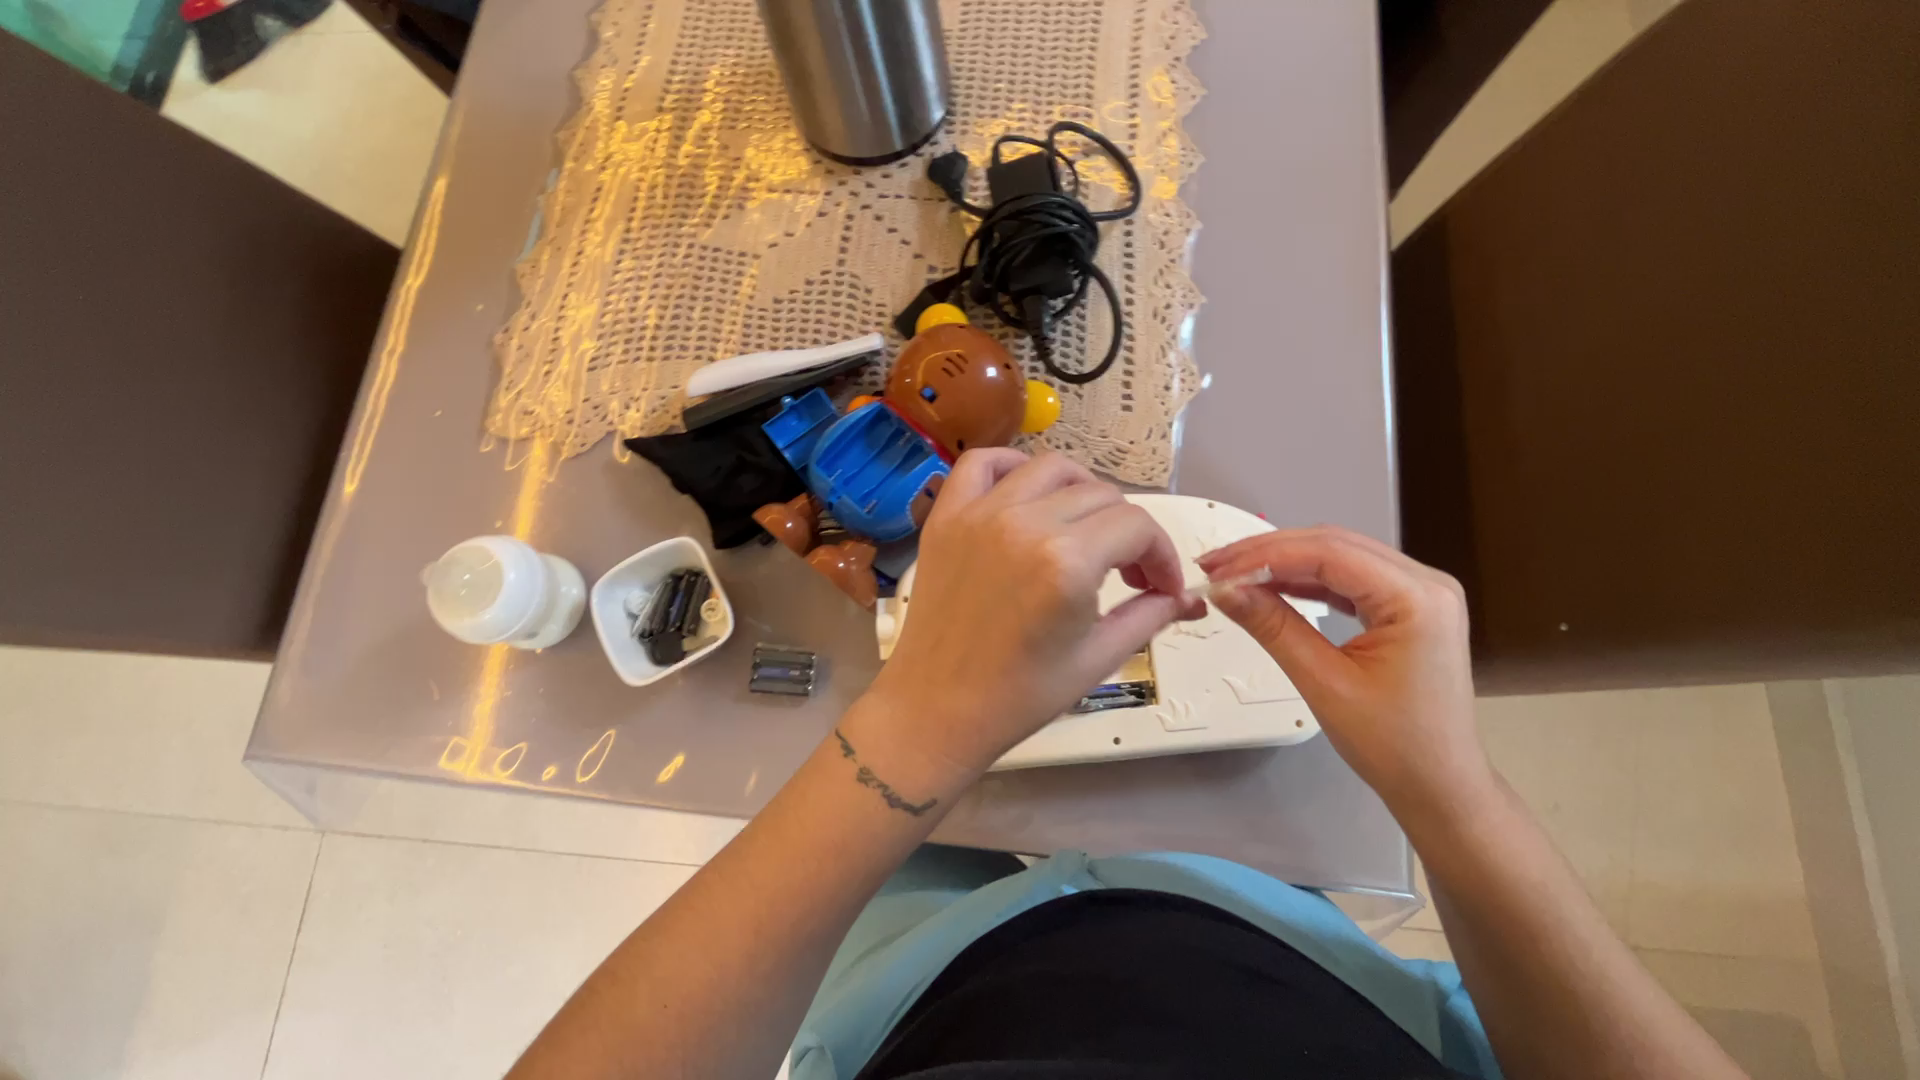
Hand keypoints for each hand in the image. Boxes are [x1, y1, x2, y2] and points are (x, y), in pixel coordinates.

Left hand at [860, 450, 1201, 779]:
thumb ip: (1151, 615)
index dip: (1162, 556)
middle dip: (1129, 534)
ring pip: (1052, 469)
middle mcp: (1025, 523)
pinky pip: (982, 464)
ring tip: (1084, 532)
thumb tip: (1192, 599)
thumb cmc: (1021, 695)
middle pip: (1102, 496)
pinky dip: (1011, 466)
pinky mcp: (947, 518)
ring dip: (1082, 493)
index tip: (1162, 587)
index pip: (1138, 527)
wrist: (938, 708)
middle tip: (1128, 575)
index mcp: (1067, 561)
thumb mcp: (1098, 658)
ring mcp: (980, 514)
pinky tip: (1027, 495)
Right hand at [1198, 526, 1491, 813]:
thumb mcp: (1323, 682)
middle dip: (1269, 553)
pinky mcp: (1407, 607)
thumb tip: (1224, 590)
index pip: (1329, 553)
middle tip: (1216, 566)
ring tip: (1233, 574)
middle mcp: (1425, 583)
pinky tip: (1270, 586)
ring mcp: (1419, 593)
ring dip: (1283, 563)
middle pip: (1333, 545)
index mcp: (1417, 598)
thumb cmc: (1392, 744)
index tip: (1218, 569)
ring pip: (1338, 556)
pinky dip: (1306, 580)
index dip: (1266, 556)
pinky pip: (1349, 578)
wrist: (1439, 784)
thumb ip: (1272, 627)